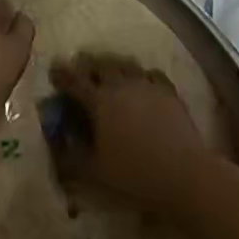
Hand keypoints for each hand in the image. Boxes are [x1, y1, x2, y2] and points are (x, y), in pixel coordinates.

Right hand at [50, 54, 213, 209]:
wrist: (184, 175)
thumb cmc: (134, 175)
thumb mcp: (94, 172)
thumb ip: (69, 156)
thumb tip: (55, 141)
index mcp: (98, 100)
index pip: (73, 80)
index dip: (61, 74)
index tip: (54, 72)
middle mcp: (119, 84)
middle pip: (99, 63)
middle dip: (86, 64)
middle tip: (81, 69)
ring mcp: (146, 84)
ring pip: (124, 63)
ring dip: (113, 64)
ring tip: (109, 70)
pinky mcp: (168, 91)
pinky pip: (151, 73)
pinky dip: (141, 74)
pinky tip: (142, 81)